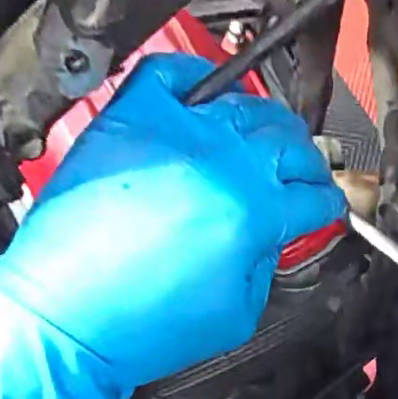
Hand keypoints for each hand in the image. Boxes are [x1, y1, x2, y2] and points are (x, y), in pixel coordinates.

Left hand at [0, 53, 344, 398]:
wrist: (66, 317)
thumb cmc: (143, 324)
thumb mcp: (238, 315)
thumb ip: (266, 266)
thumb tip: (271, 237)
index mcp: (251, 214)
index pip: (314, 198)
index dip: (331, 206)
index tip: (330, 210)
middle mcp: (219, 163)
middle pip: (291, 143)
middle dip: (311, 164)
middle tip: (309, 180)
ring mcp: (173, 133)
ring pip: (246, 102)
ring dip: (271, 124)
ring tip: (271, 143)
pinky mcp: (129, 121)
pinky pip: (173, 73)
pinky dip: (202, 78)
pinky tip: (213, 98)